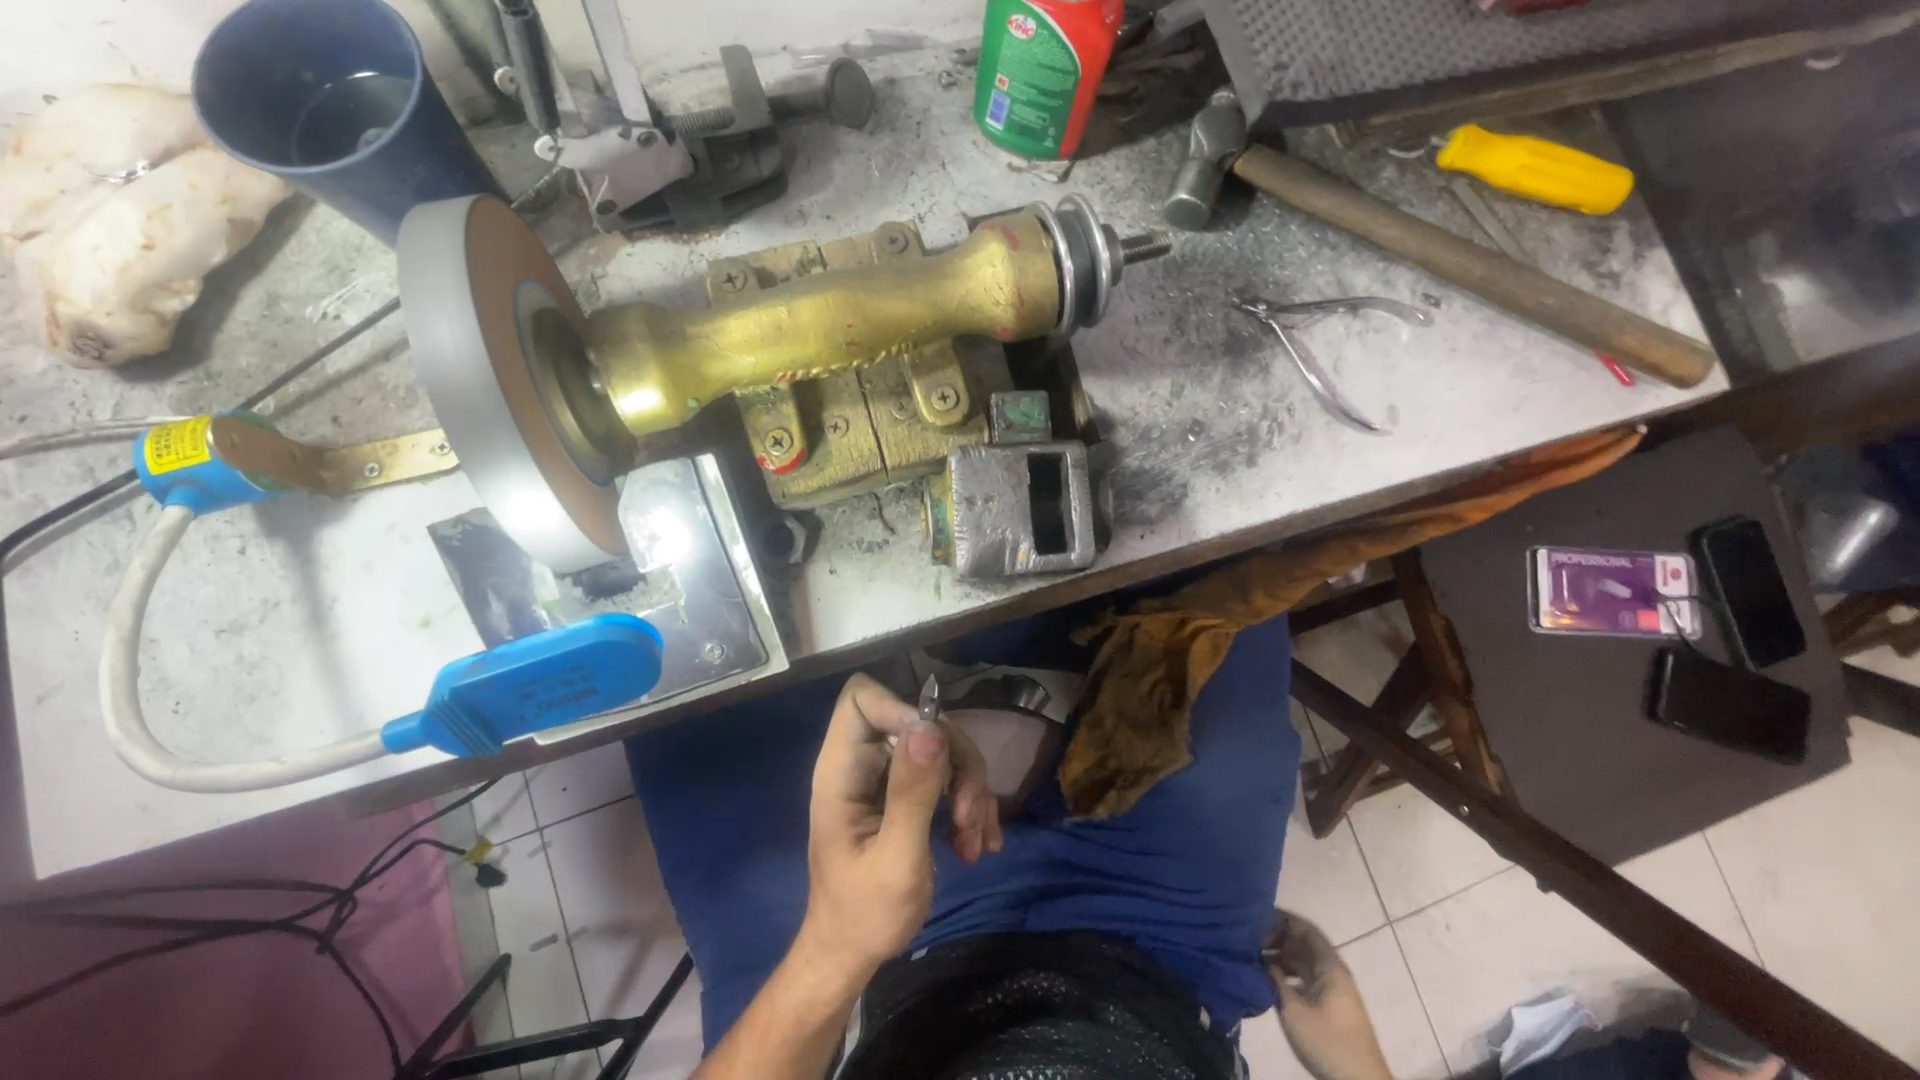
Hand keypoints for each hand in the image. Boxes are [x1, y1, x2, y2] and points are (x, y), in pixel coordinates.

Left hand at [797, 674, 1001, 980]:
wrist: (855, 954)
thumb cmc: (865, 915)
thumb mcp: (895, 860)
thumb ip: (911, 793)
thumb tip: (929, 728)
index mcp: (841, 771)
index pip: (862, 698)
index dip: (903, 709)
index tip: (939, 754)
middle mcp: (863, 764)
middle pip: (918, 723)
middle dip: (954, 765)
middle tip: (967, 816)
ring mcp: (886, 779)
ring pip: (941, 750)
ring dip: (969, 792)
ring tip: (974, 842)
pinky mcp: (906, 796)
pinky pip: (947, 777)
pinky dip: (969, 806)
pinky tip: (976, 845)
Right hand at [1265, 910, 1392, 1079]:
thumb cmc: (1328, 1043)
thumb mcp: (1294, 1010)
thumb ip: (1274, 979)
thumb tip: (1258, 957)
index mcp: (1330, 967)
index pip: (1306, 929)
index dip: (1283, 918)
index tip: (1256, 916)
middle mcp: (1333, 972)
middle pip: (1304, 943)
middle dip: (1277, 936)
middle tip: (1249, 938)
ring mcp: (1332, 989)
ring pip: (1303, 961)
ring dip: (1280, 955)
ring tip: (1253, 955)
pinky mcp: (1328, 1004)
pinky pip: (1305, 977)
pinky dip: (1287, 972)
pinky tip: (1269, 978)